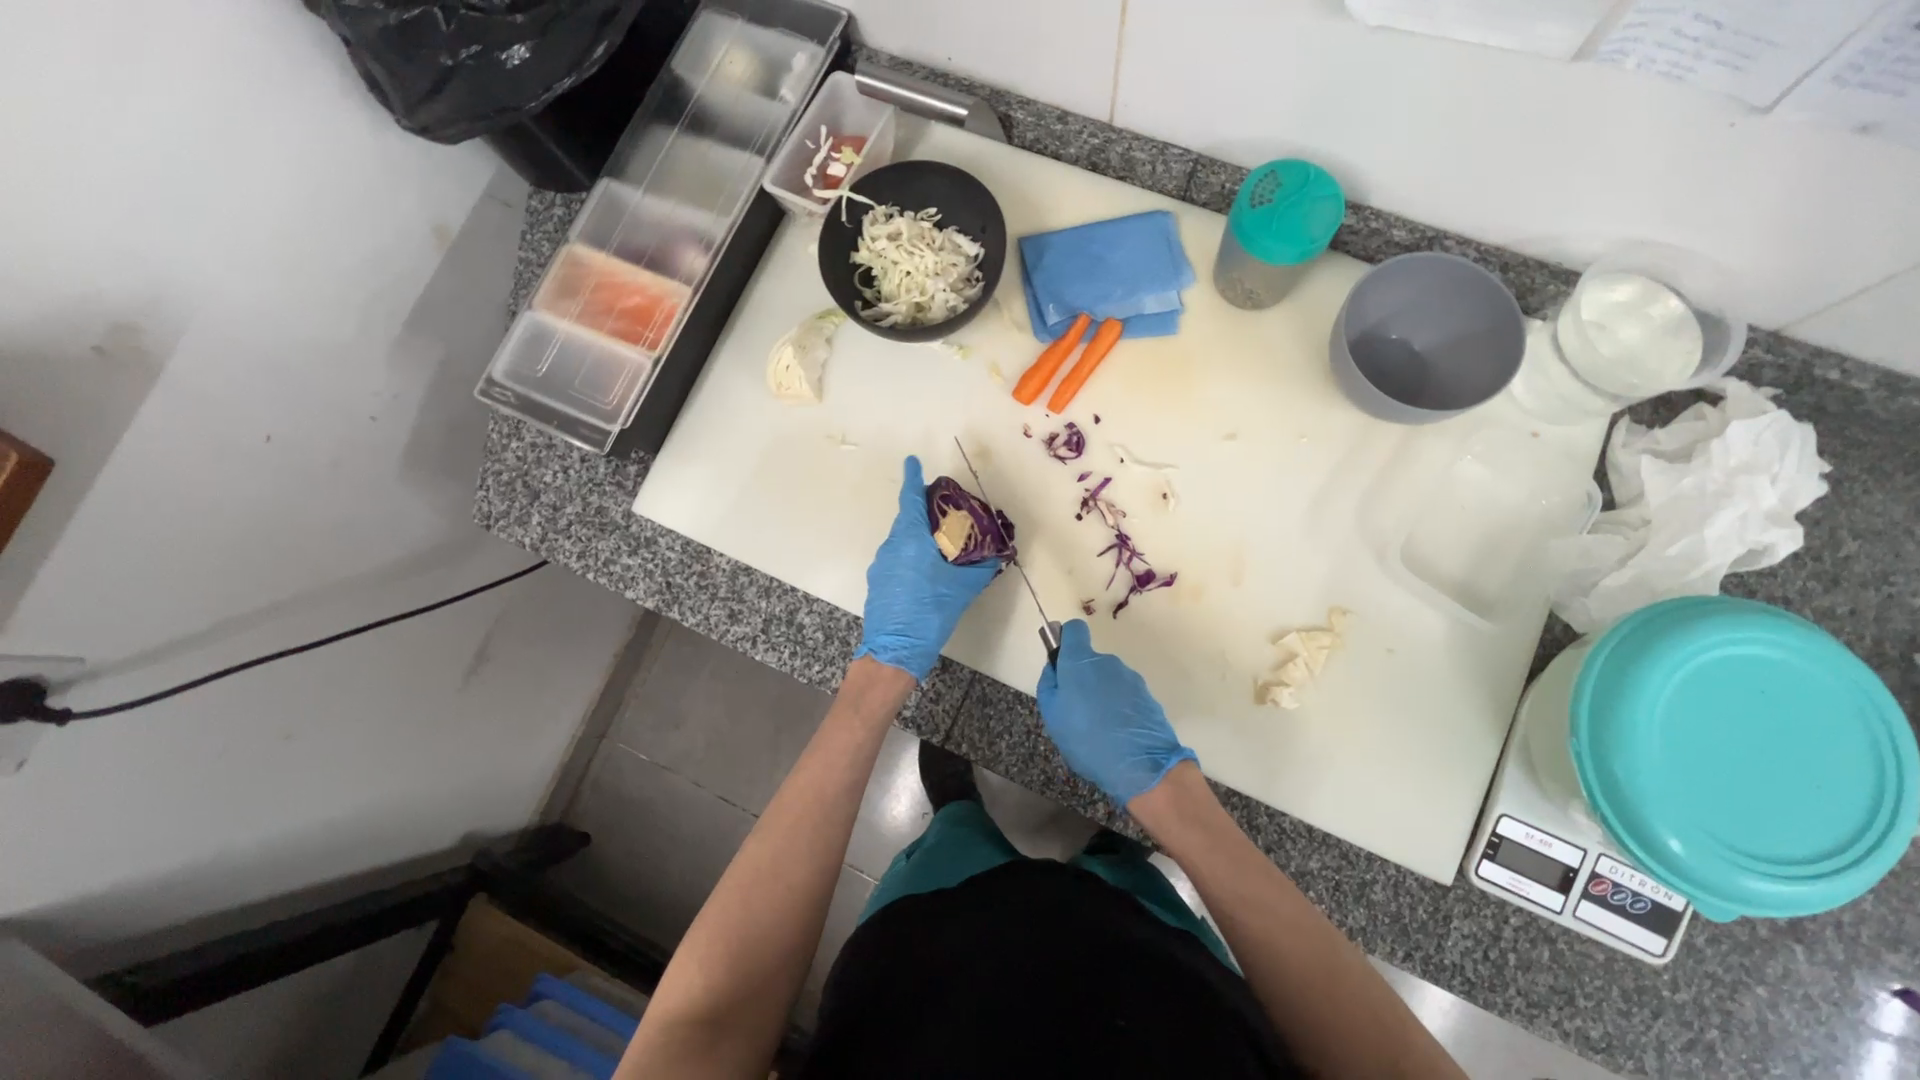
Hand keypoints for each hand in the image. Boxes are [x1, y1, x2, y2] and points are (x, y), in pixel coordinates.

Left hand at [853, 456, 1000, 678]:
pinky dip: (911, 558)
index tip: (913, 462)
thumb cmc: (929, 612)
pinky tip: (927, 573)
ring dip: (918, 539)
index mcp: (909, 540)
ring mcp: (881, 566)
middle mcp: (891, 547)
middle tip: (945, 511)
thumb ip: (980, 569)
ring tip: (941, 547)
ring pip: (901, 542)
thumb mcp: (961, 589)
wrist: (894, 651)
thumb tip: (997, 555)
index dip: (913, 479)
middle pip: (907, 520)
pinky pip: (897, 561)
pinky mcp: (878, 585)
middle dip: (924, 512)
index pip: (909, 499)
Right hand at [1036, 619, 1196, 803]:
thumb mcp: (1052, 715)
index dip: (1065, 641)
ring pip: (1107, 679)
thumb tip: (1054, 667)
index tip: (1061, 662)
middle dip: (1081, 679)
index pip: (1074, 630)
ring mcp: (1130, 679)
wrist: (1142, 766)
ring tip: (1098, 728)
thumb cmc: (1086, 738)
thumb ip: (1049, 684)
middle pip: (1089, 660)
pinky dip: (1118, 707)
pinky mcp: (1147, 696)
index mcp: (1080, 662)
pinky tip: (1117, 734)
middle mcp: (1107, 662)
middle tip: (1075, 711)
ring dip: (1100, 695)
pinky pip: (1124, 695)